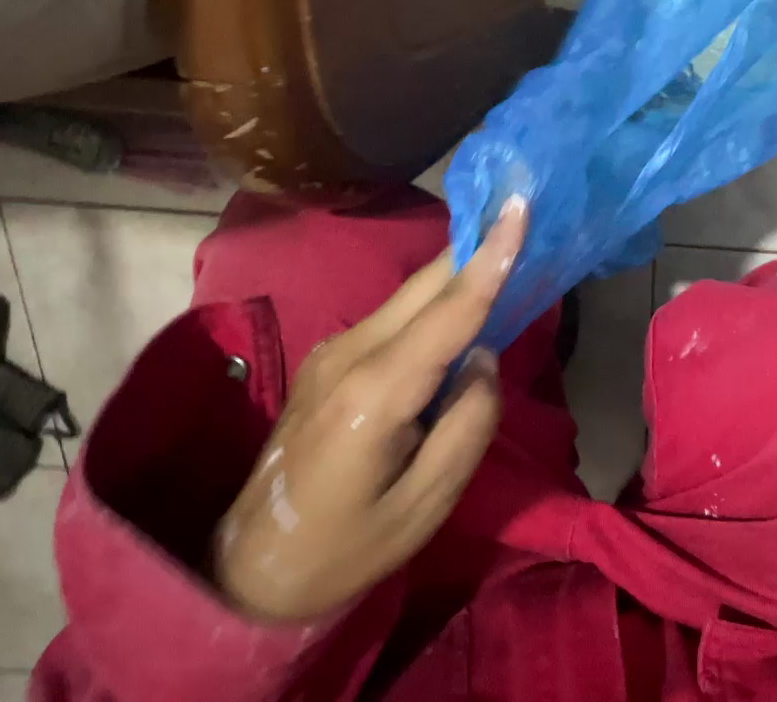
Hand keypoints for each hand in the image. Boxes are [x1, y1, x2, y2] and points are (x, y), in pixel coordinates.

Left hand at [213, 199, 525, 619]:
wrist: (251, 569)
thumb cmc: (348, 547)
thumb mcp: (427, 504)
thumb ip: (469, 423)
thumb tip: (479, 359)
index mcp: (376, 392)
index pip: (450, 310)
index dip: (491, 255)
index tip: (519, 206)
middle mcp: (350, 353)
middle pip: (427, 284)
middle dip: (478, 246)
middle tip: (525, 214)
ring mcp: (334, 351)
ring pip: (411, 295)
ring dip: (460, 273)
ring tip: (508, 256)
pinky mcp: (332, 359)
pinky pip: (397, 316)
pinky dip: (438, 302)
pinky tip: (462, 309)